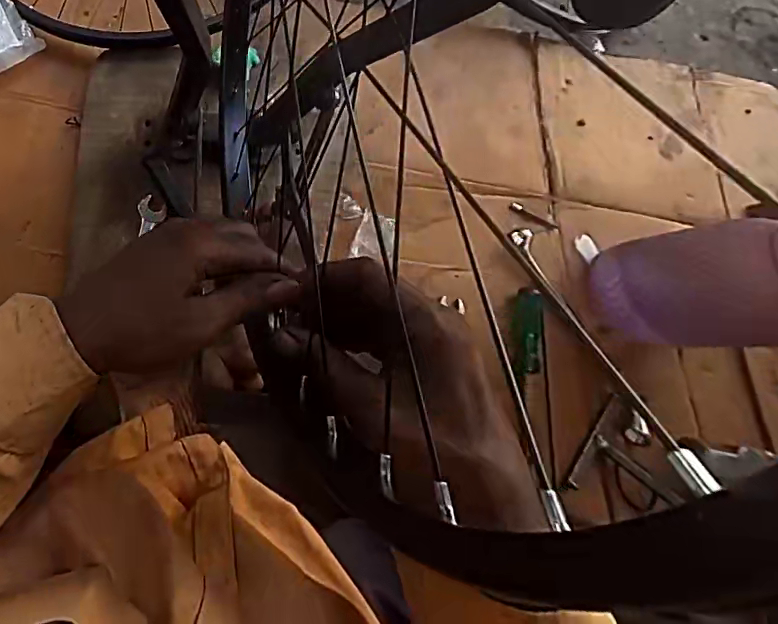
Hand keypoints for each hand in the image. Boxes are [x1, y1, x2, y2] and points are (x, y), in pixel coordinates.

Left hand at [56, 219, 305, 375]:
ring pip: (218, 233)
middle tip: (282, 292)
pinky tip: (223, 279)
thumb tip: (290, 285)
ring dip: (241, 254)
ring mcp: (167, 230)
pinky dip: (218, 254)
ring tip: (257, 289)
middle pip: (239, 232)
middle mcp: (185, 226)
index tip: (304, 292)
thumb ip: (247, 299)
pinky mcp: (155, 241)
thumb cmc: (143, 331)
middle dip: (263, 257)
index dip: (282, 269)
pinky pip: (198, 238)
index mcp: (199, 242)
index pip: (255, 248)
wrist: (82, 327)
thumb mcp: (201, 322)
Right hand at [283, 258, 542, 529]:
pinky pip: (386, 330)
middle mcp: (434, 319)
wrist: (495, 503)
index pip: (366, 274)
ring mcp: (437, 338)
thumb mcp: (371, 407)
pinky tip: (328, 351)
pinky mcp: (434, 358)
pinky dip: (354, 335)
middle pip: (370, 288)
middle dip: (324, 298)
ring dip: (336, 316)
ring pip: (376, 308)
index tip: (287, 293)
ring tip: (300, 333)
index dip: (322, 276)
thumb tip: (281, 335)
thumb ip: (326, 365)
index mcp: (426, 322)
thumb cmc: (436, 453)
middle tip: (287, 315)